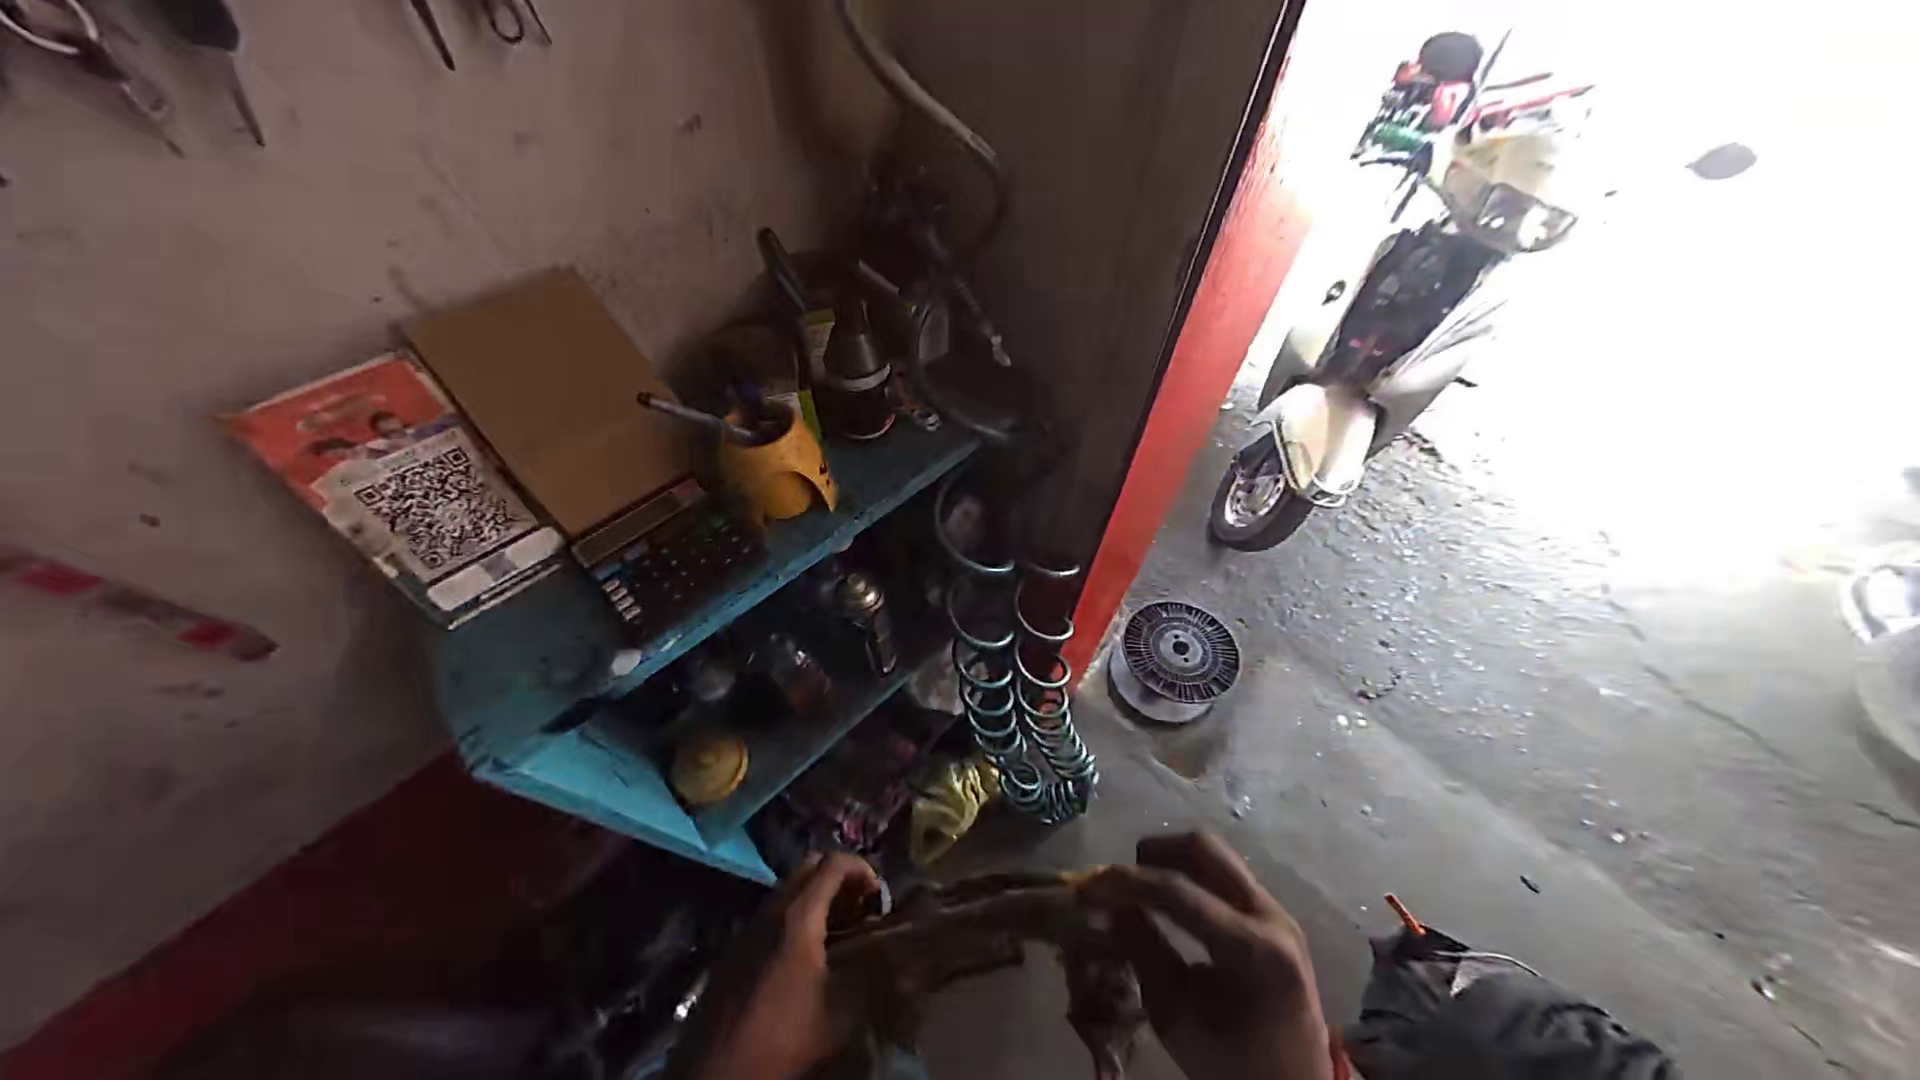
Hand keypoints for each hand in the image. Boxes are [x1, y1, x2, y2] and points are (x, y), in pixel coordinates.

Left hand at [670, 852, 880, 1079]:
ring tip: (838, 930)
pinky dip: (796, 915)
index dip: (862, 869)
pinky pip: (772, 912)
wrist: (715, 1073)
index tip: (878, 896)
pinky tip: (806, 954)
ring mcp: (749, 927)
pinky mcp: (736, 948)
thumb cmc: (783, 1038)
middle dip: (840, 877)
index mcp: (799, 915)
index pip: (833, 863)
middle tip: (859, 907)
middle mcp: (772, 909)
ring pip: (789, 889)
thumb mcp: (841, 1012)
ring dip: (817, 896)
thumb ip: (873, 974)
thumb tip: (898, 953)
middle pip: (809, 867)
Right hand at [1085, 832, 1334, 1079]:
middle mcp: (1271, 916)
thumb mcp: (1174, 1012)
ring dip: (1172, 861)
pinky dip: (1190, 876)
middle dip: (1154, 854)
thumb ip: (1141, 948)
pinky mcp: (1273, 916)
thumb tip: (1104, 905)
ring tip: (1141, 887)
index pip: (1178, 892)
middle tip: (1122, 879)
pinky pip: (1225, 876)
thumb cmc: (1230, 1064)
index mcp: (1253, 949)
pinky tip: (1168, 899)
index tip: (1089, 886)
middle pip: (1204, 849)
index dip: (1128, 883)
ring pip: (1215, 856)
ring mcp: (1277, 912)